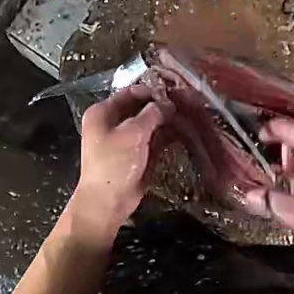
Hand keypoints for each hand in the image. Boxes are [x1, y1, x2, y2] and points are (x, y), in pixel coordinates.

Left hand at [65, 84, 173, 244]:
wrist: (107, 202)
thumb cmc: (114, 164)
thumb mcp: (133, 134)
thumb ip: (152, 114)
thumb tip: (168, 103)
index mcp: (103, 113)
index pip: (130, 92)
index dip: (151, 91)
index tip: (174, 92)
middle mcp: (113, 123)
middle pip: (141, 108)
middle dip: (163, 107)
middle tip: (187, 104)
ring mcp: (126, 140)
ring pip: (150, 124)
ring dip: (168, 121)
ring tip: (190, 117)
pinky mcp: (137, 155)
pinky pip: (154, 140)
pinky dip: (167, 136)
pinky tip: (185, 133)